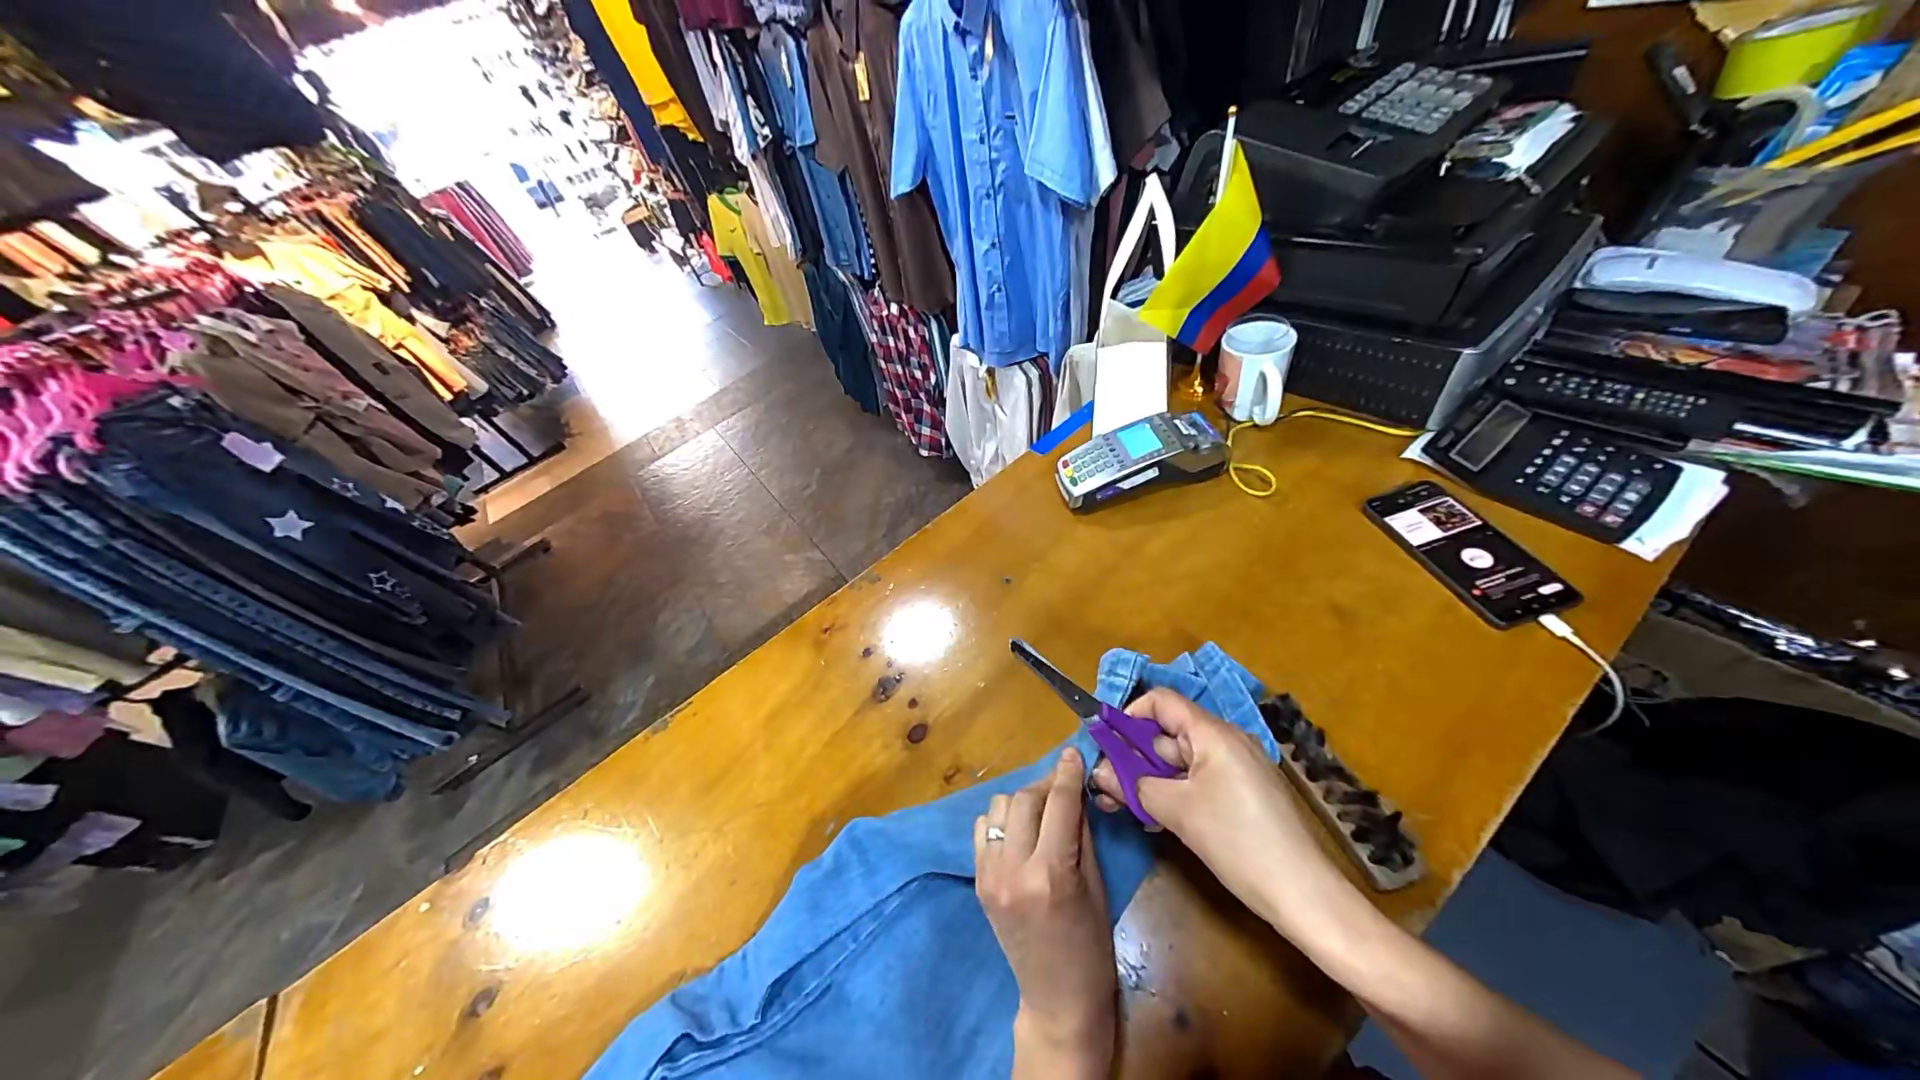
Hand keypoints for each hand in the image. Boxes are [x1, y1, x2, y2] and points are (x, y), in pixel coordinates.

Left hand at [975, 748, 1114, 1076]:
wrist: (1056, 997)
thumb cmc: (1091, 944)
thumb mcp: (1096, 884)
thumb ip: (1081, 833)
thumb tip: (1073, 790)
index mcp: (1052, 873)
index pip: (1059, 805)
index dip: (1067, 773)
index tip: (1072, 753)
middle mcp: (1014, 869)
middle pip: (1024, 799)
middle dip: (1045, 785)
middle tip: (1061, 787)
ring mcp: (990, 875)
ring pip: (999, 808)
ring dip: (1022, 802)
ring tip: (1040, 812)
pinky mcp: (978, 881)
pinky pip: (983, 829)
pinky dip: (1001, 821)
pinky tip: (1019, 831)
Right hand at [1090, 689, 1351, 935]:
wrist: (1304, 895)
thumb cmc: (1237, 842)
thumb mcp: (1176, 811)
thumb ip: (1132, 785)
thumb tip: (1098, 771)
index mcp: (1213, 733)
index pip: (1161, 702)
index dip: (1128, 716)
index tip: (1104, 745)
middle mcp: (1226, 741)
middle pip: (1168, 733)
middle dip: (1132, 756)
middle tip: (1104, 787)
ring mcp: (1236, 768)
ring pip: (1179, 761)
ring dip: (1149, 779)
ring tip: (1122, 806)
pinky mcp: (1242, 793)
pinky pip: (1197, 780)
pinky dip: (1173, 792)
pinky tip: (1154, 818)